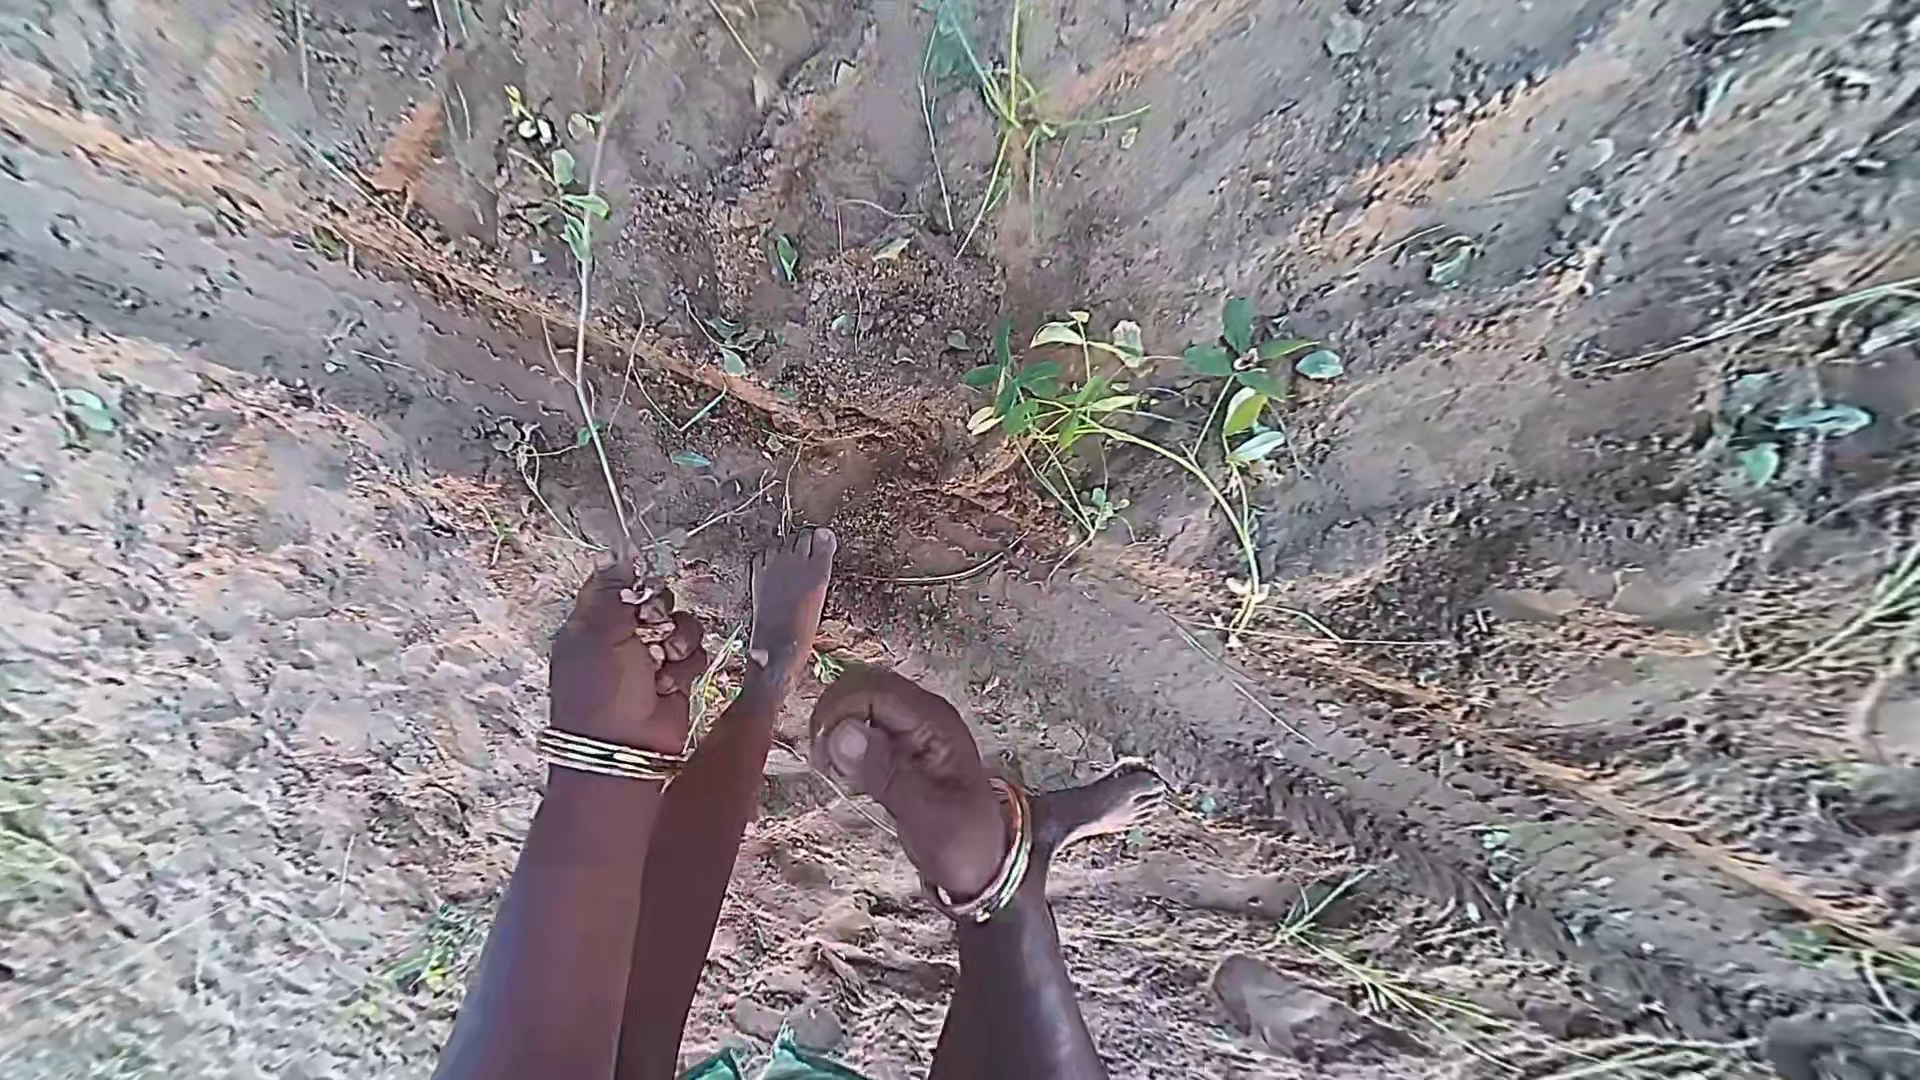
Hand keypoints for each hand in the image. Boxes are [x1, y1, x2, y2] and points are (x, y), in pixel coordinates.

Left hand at [549, 561, 706, 754]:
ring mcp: (651, 657)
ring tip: (665, 661)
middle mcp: (623, 637)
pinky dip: (687, 665)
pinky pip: (695, 652)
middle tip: (654, 627)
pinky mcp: (676, 674)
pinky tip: (672, 681)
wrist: (625, 747)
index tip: (645, 588)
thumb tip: (619, 555)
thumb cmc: (603, 690)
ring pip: (683, 625)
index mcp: (593, 623)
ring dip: (680, 641)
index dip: (635, 581)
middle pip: (657, 600)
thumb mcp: (599, 634)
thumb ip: (612, 591)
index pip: (618, 584)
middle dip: (662, 612)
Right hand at [808, 664, 1007, 898]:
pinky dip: (842, 734)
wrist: (983, 862)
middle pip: (862, 684)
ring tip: (830, 765)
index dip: (840, 713)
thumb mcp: (927, 816)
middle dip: (833, 713)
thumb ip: (886, 773)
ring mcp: (910, 724)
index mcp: (933, 720)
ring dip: (835, 723)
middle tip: (823, 760)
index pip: (873, 690)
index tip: (824, 755)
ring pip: (858, 698)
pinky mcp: (898, 740)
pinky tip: (841, 767)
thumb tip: (842, 732)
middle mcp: (921, 712)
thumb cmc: (961, 840)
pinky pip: (861, 719)